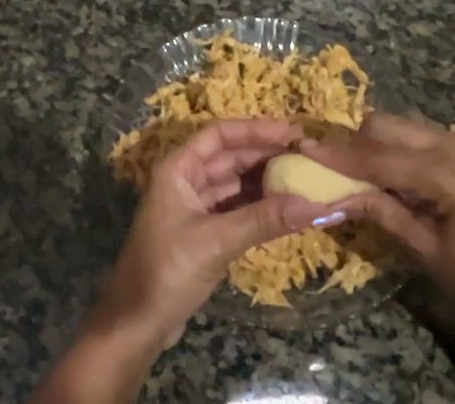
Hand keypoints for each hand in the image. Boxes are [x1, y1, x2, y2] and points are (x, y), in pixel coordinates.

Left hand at [93, 117, 332, 349]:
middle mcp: (185, 180)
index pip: (220, 135)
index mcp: (178, 168)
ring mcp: (193, 206)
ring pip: (235, 184)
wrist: (136, 325)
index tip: (294, 133)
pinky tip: (286, 210)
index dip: (256, 130)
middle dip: (267, 155)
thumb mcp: (217, 242)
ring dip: (266, 183)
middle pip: (230, 157)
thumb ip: (265, 220)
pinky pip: (236, 208)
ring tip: (305, 181)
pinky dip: (259, 208)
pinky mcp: (202, 232)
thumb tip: (318, 204)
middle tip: (309, 158)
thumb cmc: (167, 271)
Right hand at [301, 113, 454, 328]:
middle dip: (353, 144)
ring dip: (370, 144)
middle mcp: (453, 146)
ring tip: (352, 174)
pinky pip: (412, 134)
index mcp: (447, 175)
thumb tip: (331, 194)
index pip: (378, 158)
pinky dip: (391, 147)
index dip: (338, 156)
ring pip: (396, 125)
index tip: (302, 149)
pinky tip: (383, 175)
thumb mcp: (423, 249)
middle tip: (327, 168)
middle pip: (384, 126)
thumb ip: (379, 211)